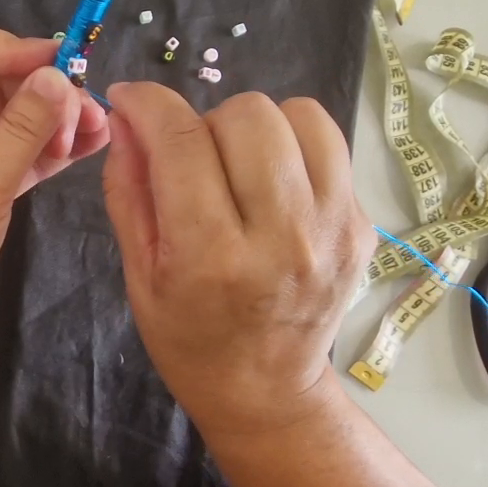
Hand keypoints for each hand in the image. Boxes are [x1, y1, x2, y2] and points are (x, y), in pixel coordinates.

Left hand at [0, 23, 109, 357]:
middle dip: (46, 89)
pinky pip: (29, 153)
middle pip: (1, 80)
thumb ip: (20, 132)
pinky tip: (95, 144)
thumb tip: (56, 75)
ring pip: (20, 116)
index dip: (13, 49)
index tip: (61, 67)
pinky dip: (59, 147)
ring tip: (98, 132)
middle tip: (82, 119)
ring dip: (60, 117)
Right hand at [102, 87, 371, 434]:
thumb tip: (127, 119)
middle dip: (201, 122)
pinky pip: (328, 141)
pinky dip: (290, 144)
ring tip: (235, 168)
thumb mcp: (137, 273)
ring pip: (296, 114)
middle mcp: (282, 236)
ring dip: (252, 128)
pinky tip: (271, 183)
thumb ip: (129, 191)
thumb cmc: (186, 336)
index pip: (182, 144)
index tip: (128, 98)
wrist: (265, 387)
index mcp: (211, 257)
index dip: (148, 104)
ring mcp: (333, 227)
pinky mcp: (361, 221)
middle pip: (246, 115)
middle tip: (189, 161)